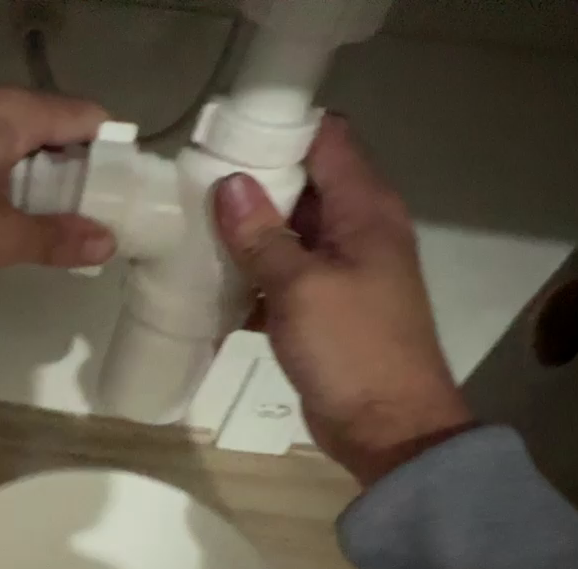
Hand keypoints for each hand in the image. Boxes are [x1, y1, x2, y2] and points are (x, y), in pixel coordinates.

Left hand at [0, 88, 116, 284]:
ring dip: (33, 175)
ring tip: (39, 220)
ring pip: (12, 138)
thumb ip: (57, 238)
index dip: (108, 153)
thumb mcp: (1, 239)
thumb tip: (106, 243)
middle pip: (50, 126)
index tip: (116, 193)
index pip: (86, 117)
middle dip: (72, 169)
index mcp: (13, 113)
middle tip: (81, 215)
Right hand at [212, 115, 473, 486]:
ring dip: (245, 237)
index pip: (328, 143)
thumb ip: (263, 238)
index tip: (223, 140)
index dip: (279, 132)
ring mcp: (340, 274)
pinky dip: (250, 281)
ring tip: (190, 234)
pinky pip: (281, 280)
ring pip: (287, 238)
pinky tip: (209, 288)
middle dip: (251, 186)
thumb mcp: (302, 288)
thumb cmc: (352, 350)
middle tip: (191, 190)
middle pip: (302, 189)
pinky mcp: (322, 312)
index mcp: (366, 211)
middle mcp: (357, 233)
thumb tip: (228, 186)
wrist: (387, 426)